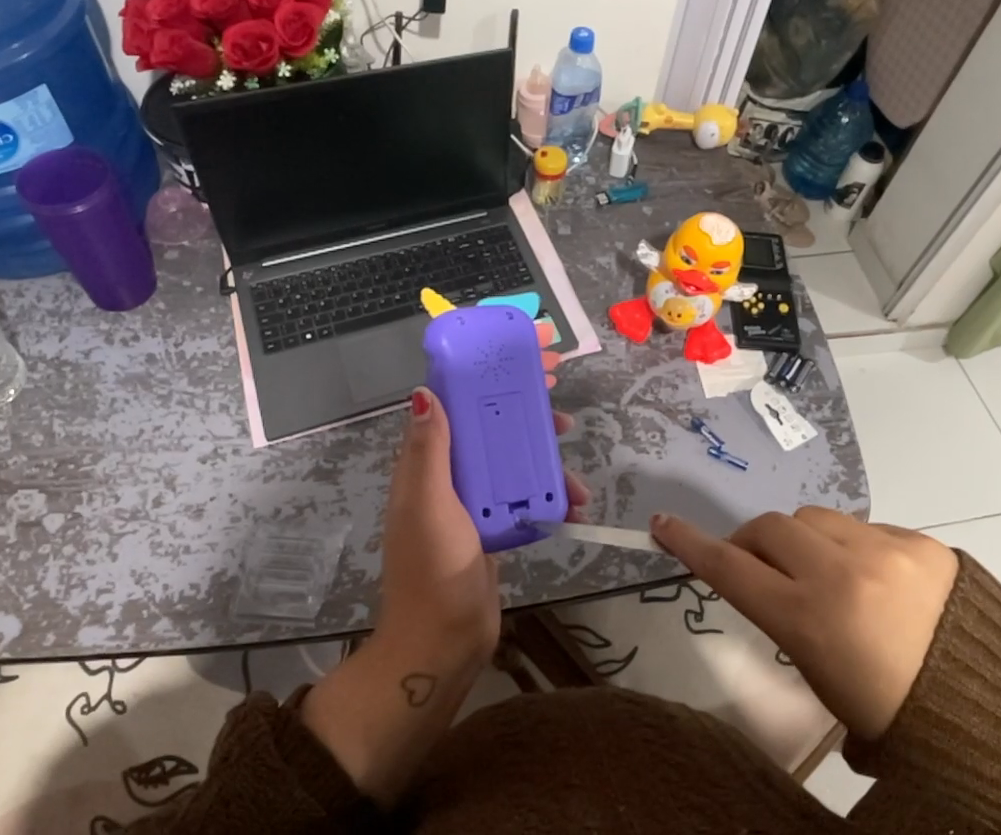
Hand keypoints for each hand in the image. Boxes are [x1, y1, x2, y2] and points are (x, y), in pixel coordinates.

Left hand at [375, 321, 588, 667]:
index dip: (484, 375)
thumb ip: (430, 451)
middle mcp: (448, 476)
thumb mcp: (429, 504)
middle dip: (523, 407)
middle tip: (559, 392)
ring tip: (574, 462)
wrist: (443, 642)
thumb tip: (426, 391)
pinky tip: (574, 502)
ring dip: (543, 454)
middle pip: (489, 426)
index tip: (520, 358)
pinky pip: (524, 494)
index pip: (455, 403)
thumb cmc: (433, 569)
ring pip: (512, 459)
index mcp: (427, 464)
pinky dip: (549, 492)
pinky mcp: (494, 526)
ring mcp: (473, 501)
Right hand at [650, 507, 957, 738]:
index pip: (730, 569)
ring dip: (803, 539)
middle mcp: (841, 572)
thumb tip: (773, 588)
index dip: (691, 545)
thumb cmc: (899, 719)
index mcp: (809, 619)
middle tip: (757, 565)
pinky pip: (865, 528)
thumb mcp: (825, 683)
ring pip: (814, 517)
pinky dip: (852, 547)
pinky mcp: (921, 542)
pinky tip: (874, 581)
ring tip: (823, 573)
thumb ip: (788, 624)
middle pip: (769, 528)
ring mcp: (885, 550)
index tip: (663, 523)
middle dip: (753, 542)